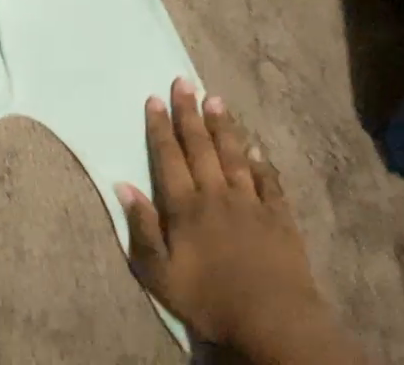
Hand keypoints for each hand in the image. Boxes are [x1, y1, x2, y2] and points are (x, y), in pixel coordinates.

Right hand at [116, 79, 351, 361]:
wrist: (274, 321)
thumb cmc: (209, 299)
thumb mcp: (159, 273)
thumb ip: (142, 227)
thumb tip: (123, 185)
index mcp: (185, 207)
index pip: (168, 157)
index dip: (160, 127)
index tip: (154, 98)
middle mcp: (216, 195)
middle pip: (200, 147)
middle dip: (189, 113)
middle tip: (184, 82)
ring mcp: (250, 204)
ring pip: (233, 155)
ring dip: (223, 126)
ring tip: (215, 99)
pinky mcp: (279, 218)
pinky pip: (267, 181)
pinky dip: (260, 161)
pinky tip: (255, 146)